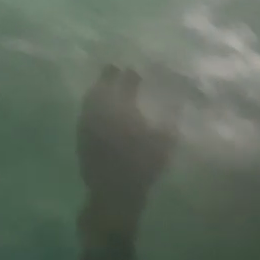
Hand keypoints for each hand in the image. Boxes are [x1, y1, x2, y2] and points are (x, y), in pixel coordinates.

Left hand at [77, 66, 177, 227]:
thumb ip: (171, 118)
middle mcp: (102, 110)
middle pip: (104, 86)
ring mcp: (88, 121)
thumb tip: (178, 99)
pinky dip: (90, 103)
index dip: (130, 77)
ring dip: (98, 87)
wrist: (113, 190)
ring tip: (103, 83)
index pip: (126, 85)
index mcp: (123, 108)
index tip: (134, 71)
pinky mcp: (81, 134)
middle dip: (109, 76)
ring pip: (91, 97)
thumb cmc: (142, 167)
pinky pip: (85, 111)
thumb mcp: (164, 143)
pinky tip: (94, 105)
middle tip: (114, 68)